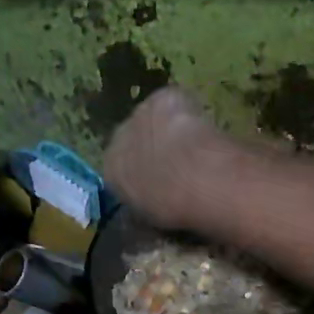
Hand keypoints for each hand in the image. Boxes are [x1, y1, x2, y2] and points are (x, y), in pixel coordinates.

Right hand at [103, 86, 233, 229]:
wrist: (194, 179)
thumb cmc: (173, 207)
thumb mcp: (150, 217)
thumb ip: (142, 202)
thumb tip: (149, 200)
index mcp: (111, 171)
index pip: (119, 167)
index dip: (139, 170)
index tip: (158, 178)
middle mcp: (117, 139)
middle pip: (133, 137)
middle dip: (151, 145)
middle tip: (177, 160)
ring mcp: (139, 113)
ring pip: (154, 118)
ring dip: (169, 127)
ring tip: (193, 144)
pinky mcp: (163, 97)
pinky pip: (175, 103)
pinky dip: (187, 112)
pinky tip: (202, 127)